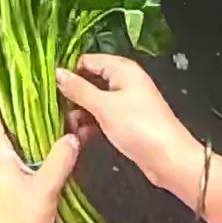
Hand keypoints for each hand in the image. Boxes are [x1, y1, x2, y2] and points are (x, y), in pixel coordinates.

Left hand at [0, 95, 80, 222]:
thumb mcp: (46, 191)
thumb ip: (60, 159)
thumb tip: (71, 135)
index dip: (0, 92)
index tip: (22, 82)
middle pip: (1, 128)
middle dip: (23, 116)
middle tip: (50, 107)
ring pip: (8, 149)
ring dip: (28, 141)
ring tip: (54, 134)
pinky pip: (11, 168)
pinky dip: (27, 161)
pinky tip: (47, 166)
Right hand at [56, 54, 202, 199]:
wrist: (171, 162)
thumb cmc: (140, 128)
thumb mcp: (104, 107)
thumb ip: (79, 89)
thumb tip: (57, 73)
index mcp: (121, 69)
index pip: (86, 61)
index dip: (68, 72)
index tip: (50, 87)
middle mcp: (124, 80)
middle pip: (89, 80)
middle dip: (72, 96)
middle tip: (55, 110)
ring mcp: (125, 101)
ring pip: (94, 100)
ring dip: (80, 113)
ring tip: (67, 127)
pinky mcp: (126, 120)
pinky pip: (102, 115)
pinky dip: (91, 123)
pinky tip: (79, 136)